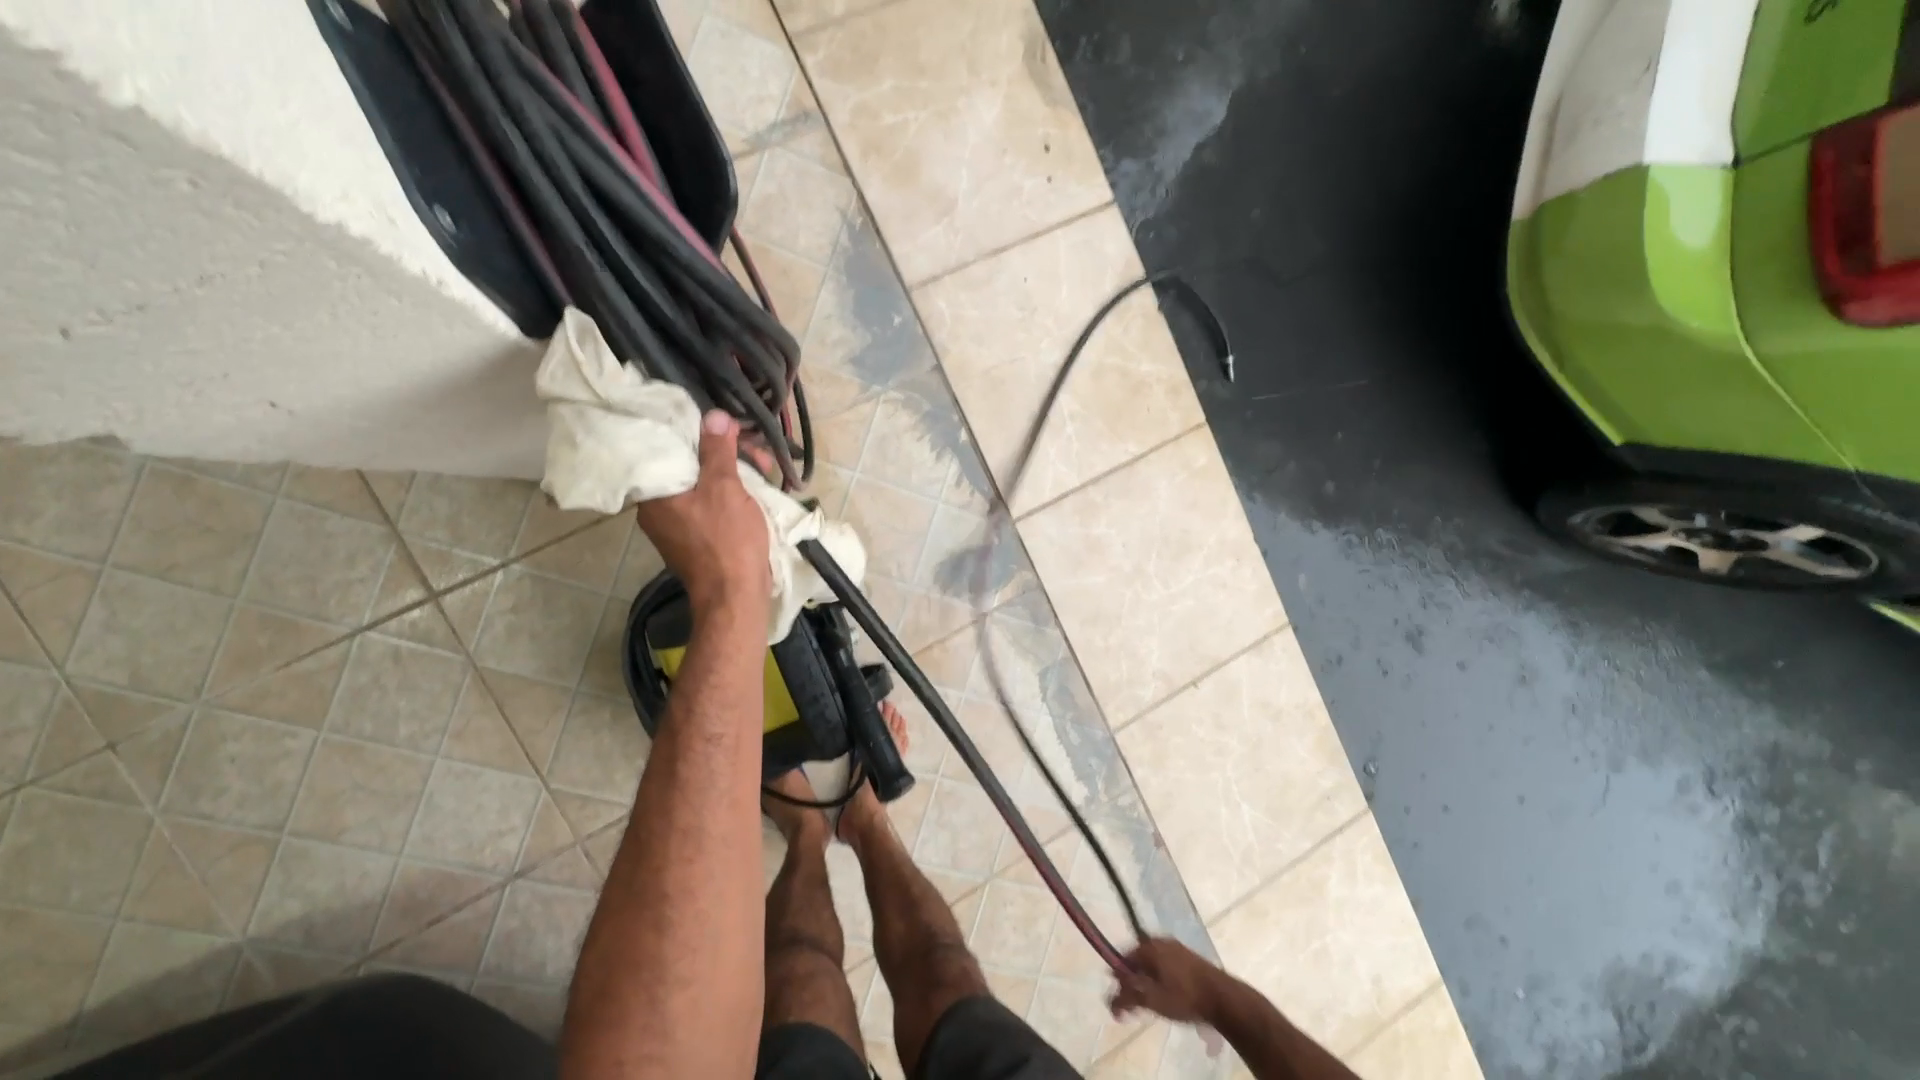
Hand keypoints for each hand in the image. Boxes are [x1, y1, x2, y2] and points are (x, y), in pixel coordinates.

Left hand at [635, 410, 770, 613]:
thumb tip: (714, 415)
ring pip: (703, 487)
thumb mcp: (725, 488)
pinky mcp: (695, 541)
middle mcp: (657, 510)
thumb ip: (718, 450)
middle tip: (759, 457)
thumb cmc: (727, 540)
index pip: (671, 449)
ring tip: (766, 474)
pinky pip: (710, 507)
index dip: (702, 434)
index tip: (731, 430)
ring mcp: (676, 528)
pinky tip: (754, 494)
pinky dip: (730, 498)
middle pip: (690, 467)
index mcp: (655, 494)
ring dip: (734, 477)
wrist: (735, 597)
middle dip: (727, 457)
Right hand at [1110, 938, 1229, 1024]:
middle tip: (1136, 1005)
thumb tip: (1110, 1001)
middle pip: (1137, 961)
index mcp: (1148, 946)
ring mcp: (1176, 947)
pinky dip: (1160, 978)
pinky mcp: (1188, 956)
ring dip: (1148, 982)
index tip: (1123, 1002)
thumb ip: (1128, 998)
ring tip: (1153, 1003)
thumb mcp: (1152, 1000)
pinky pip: (1165, 965)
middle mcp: (1160, 941)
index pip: (1122, 961)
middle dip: (1134, 983)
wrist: (1223, 998)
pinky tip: (1168, 995)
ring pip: (1152, 964)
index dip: (1119, 982)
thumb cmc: (1185, 998)